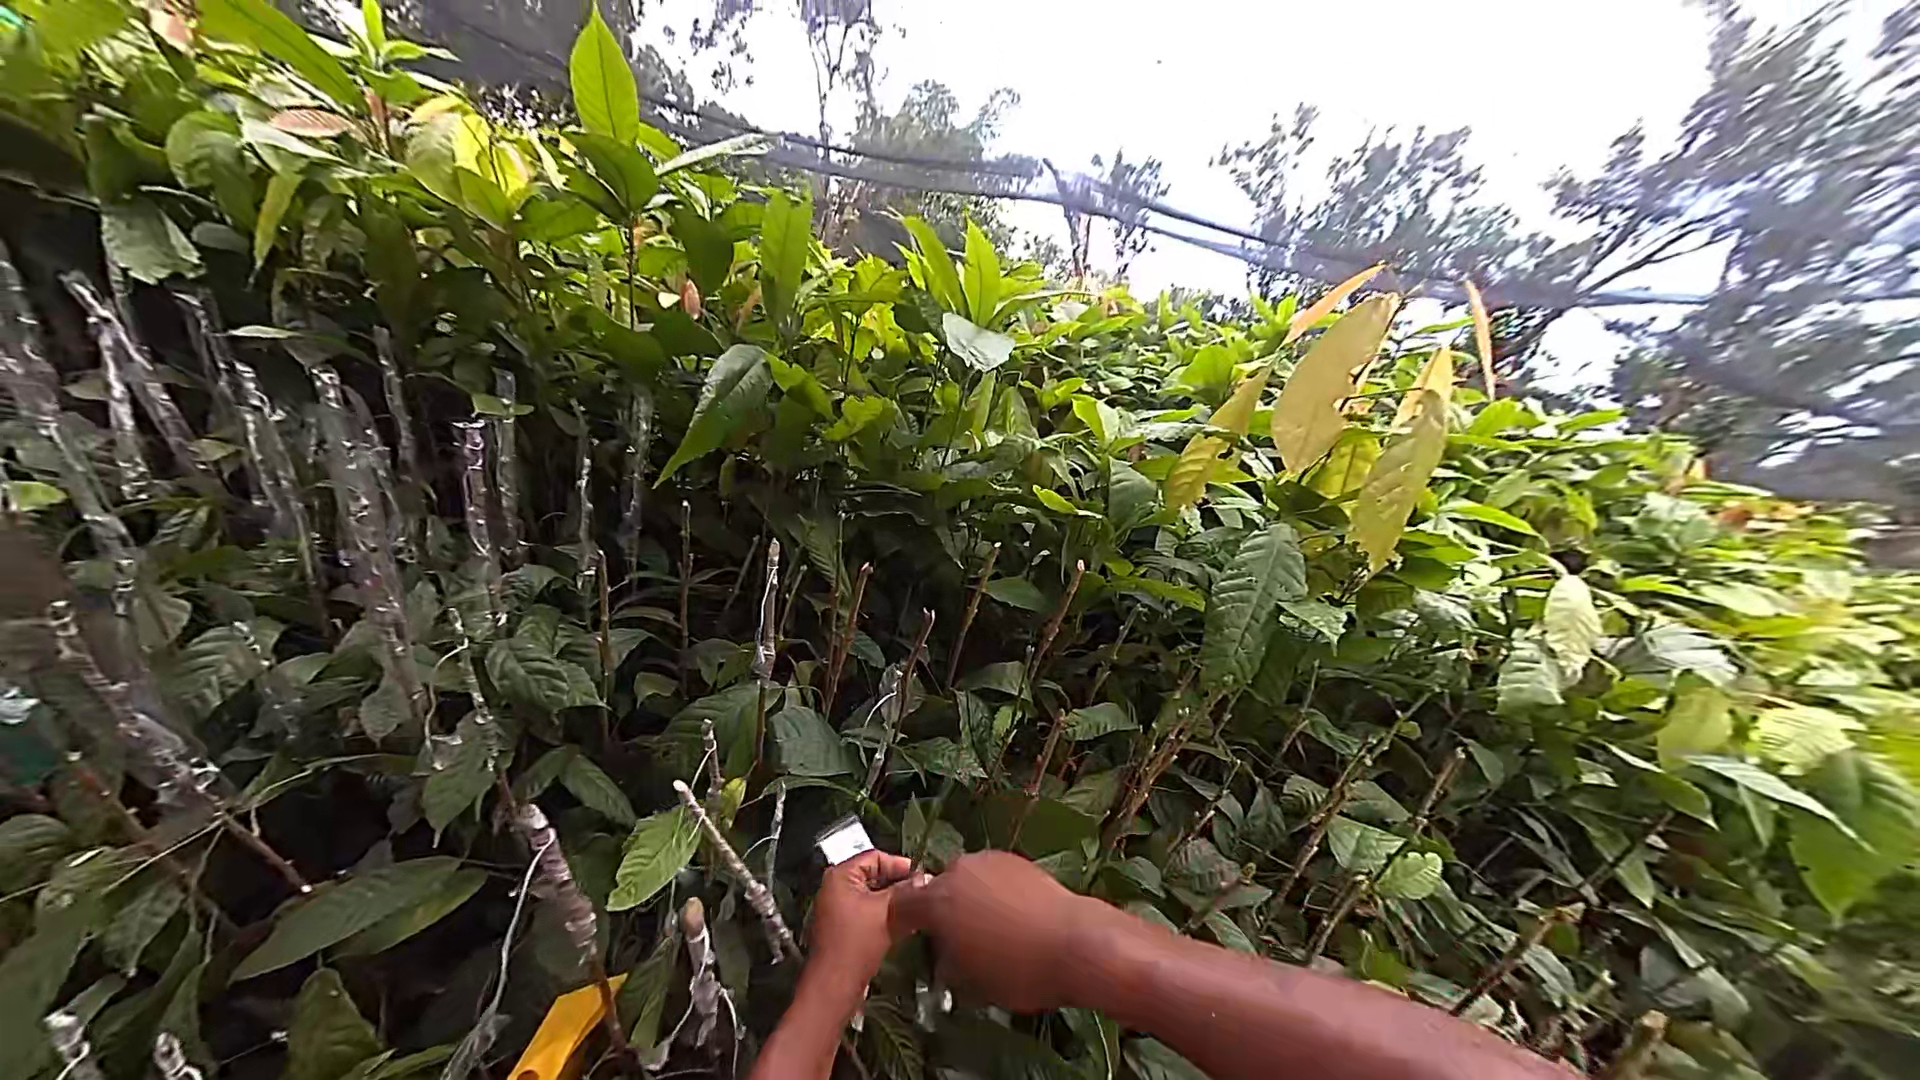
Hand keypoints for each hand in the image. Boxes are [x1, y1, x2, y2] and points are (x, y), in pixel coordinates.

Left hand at [805, 849, 922, 993]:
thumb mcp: (886, 911)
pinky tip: (905, 922)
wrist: (834, 989)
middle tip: (922, 889)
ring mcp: (838, 909)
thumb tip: (925, 879)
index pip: (875, 856)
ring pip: (873, 895)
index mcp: (840, 875)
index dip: (900, 864)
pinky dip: (885, 914)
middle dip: (898, 883)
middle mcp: (836, 888)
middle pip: (874, 875)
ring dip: (894, 900)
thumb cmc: (856, 944)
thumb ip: (906, 891)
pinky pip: (868, 912)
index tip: (921, 874)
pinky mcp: (843, 928)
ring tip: (917, 905)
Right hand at [889, 850, 1110, 1012]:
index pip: (903, 904)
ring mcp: (987, 860)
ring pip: (966, 878)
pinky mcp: (1012, 857)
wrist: (1071, 941)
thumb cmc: (1017, 969)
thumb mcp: (970, 981)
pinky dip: (993, 889)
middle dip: (943, 909)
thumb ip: (947, 963)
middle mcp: (958, 871)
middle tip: (959, 938)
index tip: (913, 936)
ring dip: (969, 897)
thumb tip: (945, 956)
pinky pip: (990, 873)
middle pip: (938, 887)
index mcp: (938, 901)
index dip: (904, 921)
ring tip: (990, 925)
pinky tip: (1012, 913)